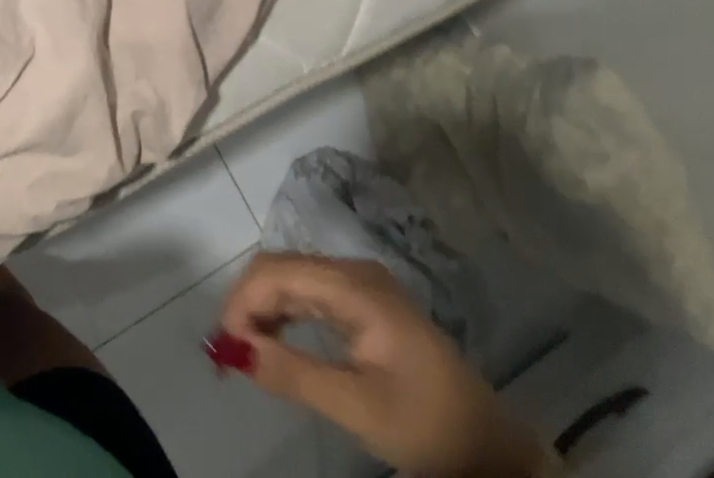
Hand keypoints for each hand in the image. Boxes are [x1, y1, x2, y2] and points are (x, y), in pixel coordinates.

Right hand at [220, 252, 550, 477]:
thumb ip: (291, 373)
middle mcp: (353, 273)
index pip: (275, 271)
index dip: (241, 303)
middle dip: (245, 305)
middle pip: (278, 268)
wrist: (487, 445)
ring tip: (246, 352)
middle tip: (230, 354)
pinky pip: (305, 293)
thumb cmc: (426, 423)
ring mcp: (358, 286)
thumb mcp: (355, 406)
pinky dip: (279, 314)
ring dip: (259, 310)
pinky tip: (271, 342)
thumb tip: (231, 352)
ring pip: (288, 279)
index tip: (226, 349)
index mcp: (355, 286)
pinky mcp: (360, 303)